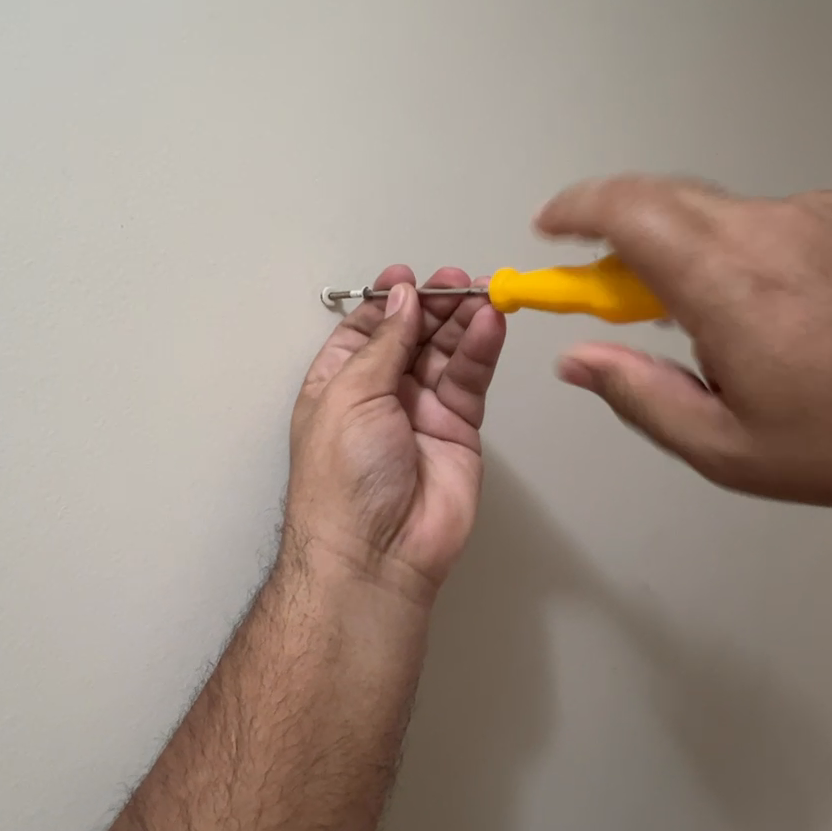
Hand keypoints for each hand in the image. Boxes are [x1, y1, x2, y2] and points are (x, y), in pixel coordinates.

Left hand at [285, 265, 507, 599]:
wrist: (378, 553)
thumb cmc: (343, 480)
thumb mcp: (349, 395)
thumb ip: (384, 343)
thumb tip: (403, 298)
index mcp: (340, 384)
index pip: (367, 330)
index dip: (389, 302)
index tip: (409, 277)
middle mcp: (381, 395)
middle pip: (413, 336)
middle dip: (434, 306)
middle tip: (459, 280)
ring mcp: (422, 412)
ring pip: (447, 354)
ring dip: (464, 322)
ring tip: (484, 294)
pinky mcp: (459, 430)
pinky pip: (471, 381)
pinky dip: (482, 350)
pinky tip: (491, 324)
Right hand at [538, 176, 831, 513]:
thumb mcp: (728, 449)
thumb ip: (639, 396)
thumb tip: (576, 359)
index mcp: (728, 279)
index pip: (627, 209)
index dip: (575, 209)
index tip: (548, 227)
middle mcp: (773, 223)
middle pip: (668, 199)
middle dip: (623, 234)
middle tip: (619, 292)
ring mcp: (828, 209)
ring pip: (729, 215)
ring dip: (698, 254)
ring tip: (732, 330)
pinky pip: (785, 222)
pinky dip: (755, 254)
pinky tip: (796, 316)